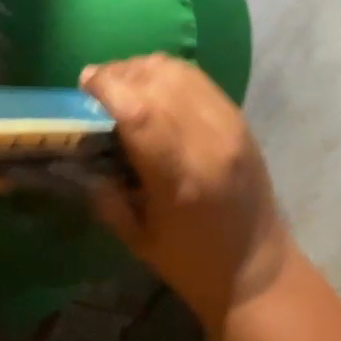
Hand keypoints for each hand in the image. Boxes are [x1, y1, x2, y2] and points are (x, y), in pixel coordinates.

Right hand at [81, 54, 290, 326]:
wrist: (260, 271)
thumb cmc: (191, 262)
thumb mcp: (135, 238)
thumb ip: (103, 192)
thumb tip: (80, 147)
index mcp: (180, 178)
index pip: (139, 111)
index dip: (106, 86)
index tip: (83, 84)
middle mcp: (208, 142)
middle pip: (155, 80)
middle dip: (117, 74)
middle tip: (96, 85)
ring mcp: (228, 125)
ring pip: (175, 71)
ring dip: (140, 68)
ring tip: (122, 83)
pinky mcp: (238, 117)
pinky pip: (195, 76)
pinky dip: (165, 72)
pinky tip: (150, 85)